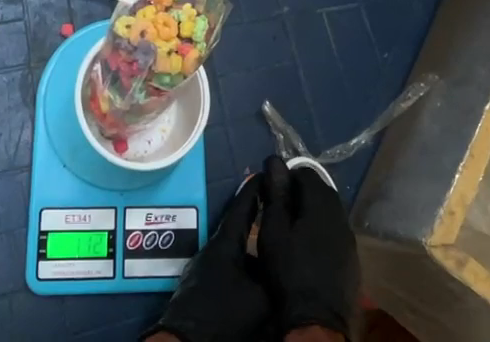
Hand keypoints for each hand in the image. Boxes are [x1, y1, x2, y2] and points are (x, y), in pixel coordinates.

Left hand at [142, 175, 271, 341]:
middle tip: (279, 211)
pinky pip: (229, 268)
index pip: (242, 208)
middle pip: (239, 230)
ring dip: (253, 250)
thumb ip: (273, 274)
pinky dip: (245, 267)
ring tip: (276, 249)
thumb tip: (287, 263)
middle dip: (258, 220)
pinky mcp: (201, 288)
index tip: (267, 174)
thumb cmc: (223, 316)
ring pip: (235, 252)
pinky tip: (259, 279)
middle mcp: (212, 251)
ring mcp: (204, 269)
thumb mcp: (260, 297)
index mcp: (224, 244)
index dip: (255, 190)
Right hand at [258, 156, 360, 338]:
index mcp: (322, 205)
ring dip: (312, 213)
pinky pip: (336, 233)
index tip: (272, 192)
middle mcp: (342, 217)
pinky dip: (322, 231)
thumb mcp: (274, 231)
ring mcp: (350, 240)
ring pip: (330, 213)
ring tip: (291, 229)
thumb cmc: (290, 272)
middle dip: (300, 194)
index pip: (306, 173)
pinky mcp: (352, 259)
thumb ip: (276, 194)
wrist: (318, 320)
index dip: (287, 176)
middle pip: (321, 191)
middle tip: (279, 210)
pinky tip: (308, 248)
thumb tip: (275, 160)